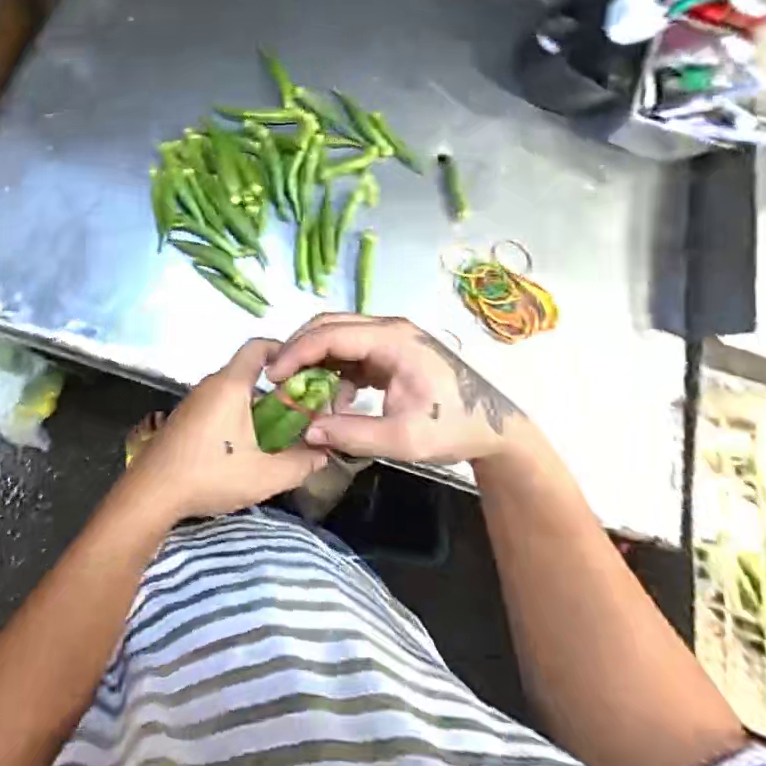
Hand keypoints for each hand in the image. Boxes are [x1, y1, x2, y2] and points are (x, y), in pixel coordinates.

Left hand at [118, 339, 327, 521]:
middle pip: (249, 373)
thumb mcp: (264, 476)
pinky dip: (236, 417)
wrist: (148, 497)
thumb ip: (300, 463)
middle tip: (299, 414)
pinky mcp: (183, 420)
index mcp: (230, 386)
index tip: (304, 371)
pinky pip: (218, 406)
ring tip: (276, 436)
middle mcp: (210, 385)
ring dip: (256, 408)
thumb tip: (323, 452)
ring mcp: (193, 402)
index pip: (258, 346)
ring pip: (233, 392)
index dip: (283, 350)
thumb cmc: (209, 476)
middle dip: (277, 390)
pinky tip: (243, 449)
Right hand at [266, 313, 530, 464]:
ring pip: (340, 336)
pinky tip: (334, 398)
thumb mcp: (402, 439)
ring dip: (316, 360)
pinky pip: (353, 351)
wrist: (492, 426)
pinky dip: (335, 369)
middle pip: (331, 326)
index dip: (297, 353)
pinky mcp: (393, 352)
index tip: (273, 378)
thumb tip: (306, 429)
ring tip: (299, 392)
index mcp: (393, 340)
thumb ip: (352, 434)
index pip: (332, 334)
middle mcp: (390, 329)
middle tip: (276, 380)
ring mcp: (393, 338)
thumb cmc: (452, 428)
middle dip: (300, 350)